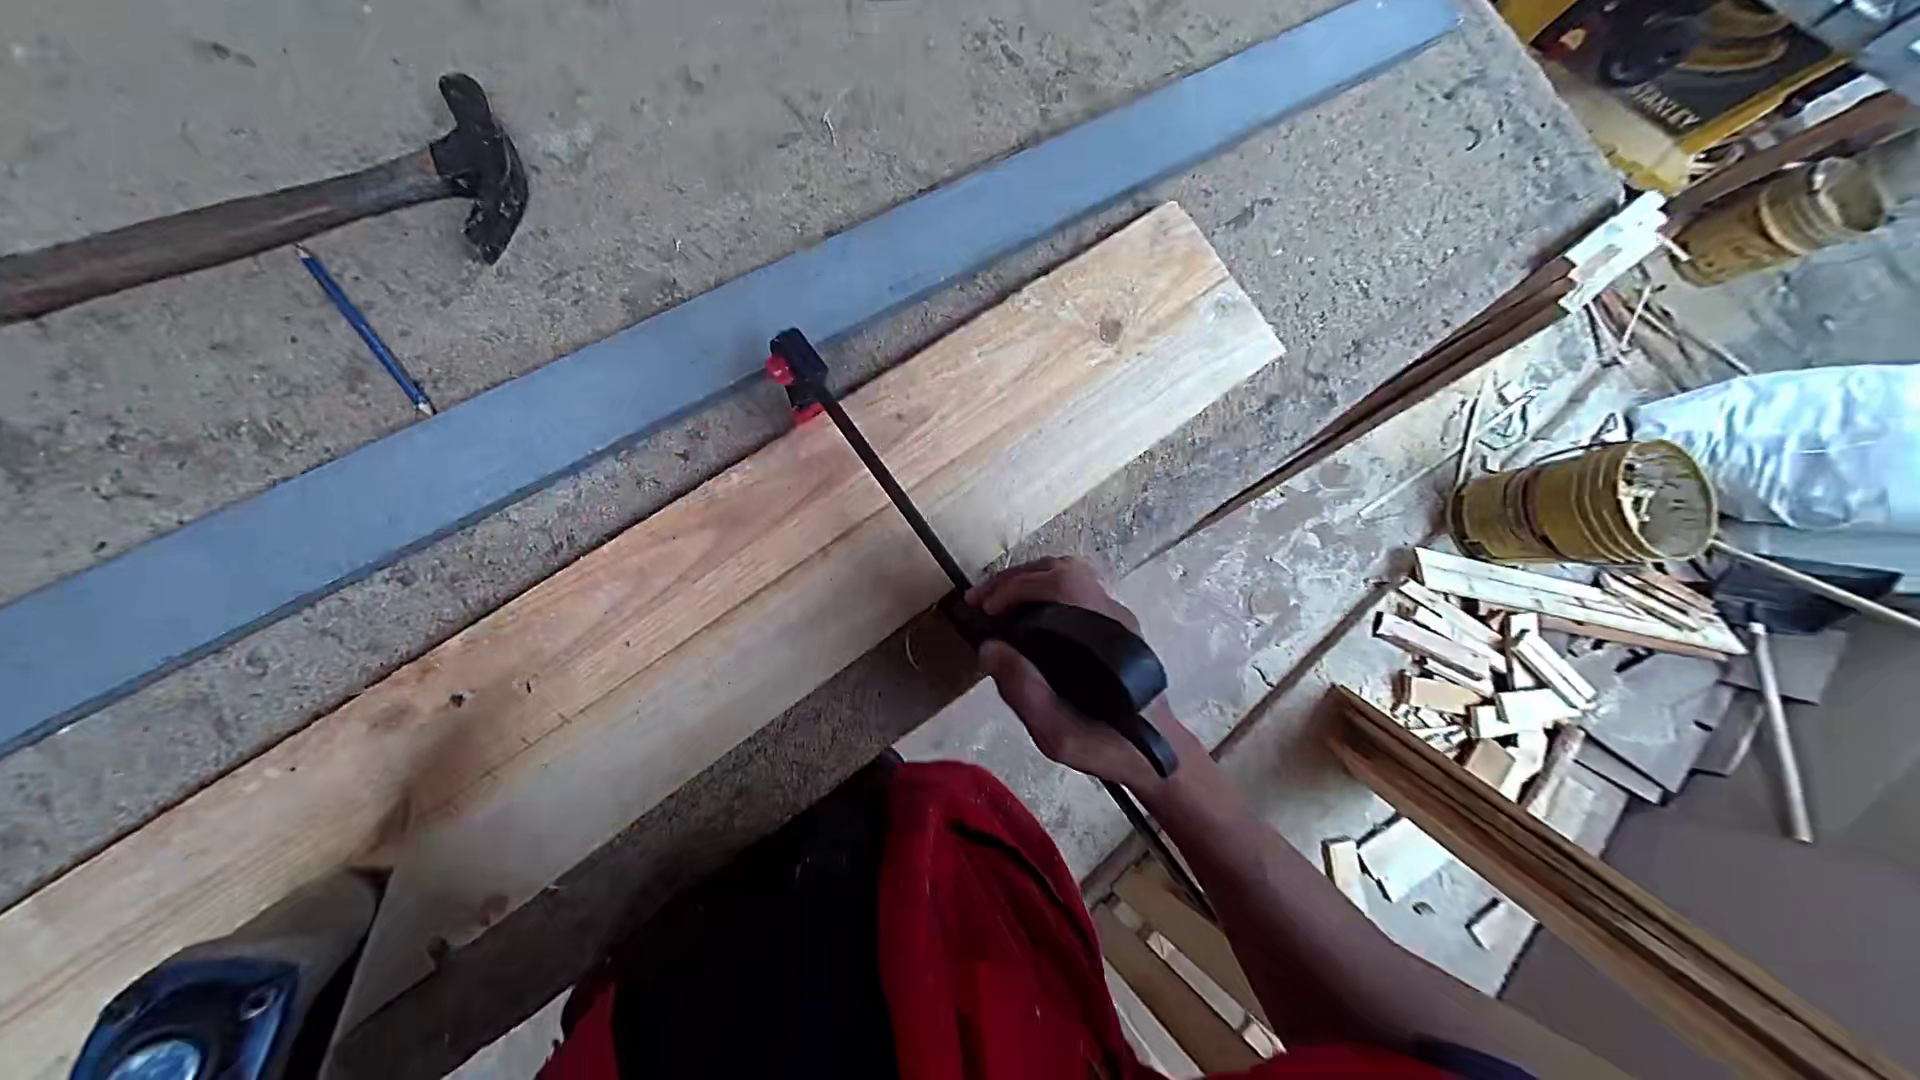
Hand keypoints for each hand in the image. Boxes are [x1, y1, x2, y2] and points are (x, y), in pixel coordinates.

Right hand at [967, 557, 1189, 790]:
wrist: (1157, 755)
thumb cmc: (1109, 746)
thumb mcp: (1061, 734)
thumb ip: (1026, 693)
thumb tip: (989, 648)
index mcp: (1106, 638)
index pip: (1063, 584)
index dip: (1018, 586)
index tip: (986, 608)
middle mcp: (1114, 617)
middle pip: (1064, 570)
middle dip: (1014, 578)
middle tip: (980, 601)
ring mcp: (1115, 617)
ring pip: (1069, 575)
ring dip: (1026, 581)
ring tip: (994, 601)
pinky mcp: (1110, 624)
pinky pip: (1072, 591)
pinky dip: (1038, 592)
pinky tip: (1018, 615)